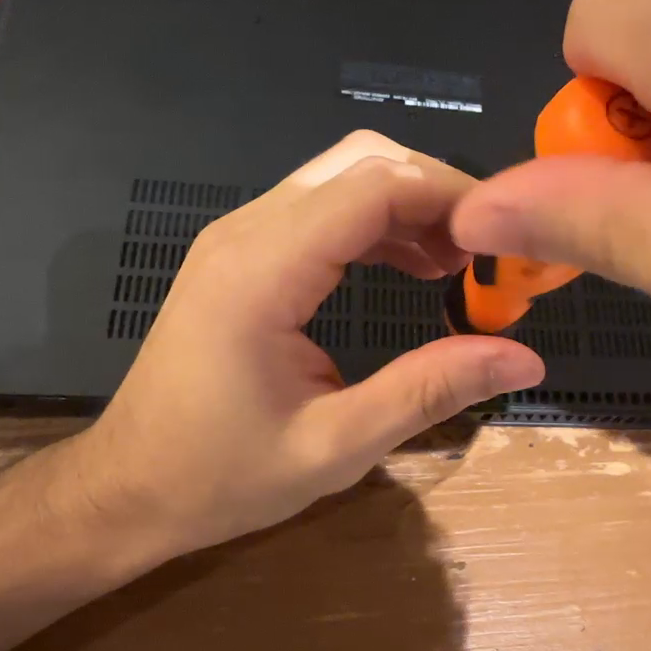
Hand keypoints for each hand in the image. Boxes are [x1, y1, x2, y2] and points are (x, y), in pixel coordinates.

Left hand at [56, 131, 544, 556]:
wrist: (127, 488)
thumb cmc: (221, 477)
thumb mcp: (336, 447)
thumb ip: (429, 390)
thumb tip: (523, 358)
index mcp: (263, 271)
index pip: (374, 186)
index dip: (450, 198)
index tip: (504, 244)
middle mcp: (247, 232)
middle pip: (360, 161)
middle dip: (435, 193)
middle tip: (485, 255)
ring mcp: (238, 237)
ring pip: (342, 176)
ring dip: (407, 205)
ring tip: (457, 264)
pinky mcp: (240, 253)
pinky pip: (320, 208)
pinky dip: (375, 223)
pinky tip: (410, 266)